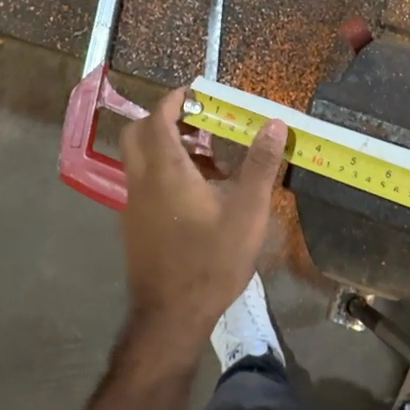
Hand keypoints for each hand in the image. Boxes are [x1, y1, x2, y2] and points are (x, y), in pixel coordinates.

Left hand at [119, 86, 287, 342]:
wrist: (172, 318)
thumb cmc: (211, 260)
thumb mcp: (248, 211)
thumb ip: (261, 164)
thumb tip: (275, 123)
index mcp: (166, 171)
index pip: (158, 118)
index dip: (174, 100)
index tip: (197, 92)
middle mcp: (142, 182)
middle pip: (139, 134)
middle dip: (166, 119)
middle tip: (201, 119)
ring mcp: (135, 207)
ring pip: (142, 160)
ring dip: (169, 147)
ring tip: (211, 156)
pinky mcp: (136, 227)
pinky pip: (147, 183)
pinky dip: (167, 172)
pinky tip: (201, 193)